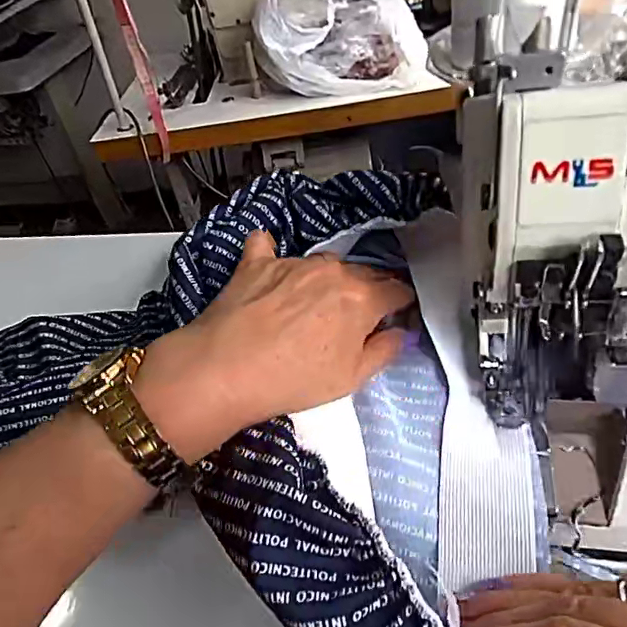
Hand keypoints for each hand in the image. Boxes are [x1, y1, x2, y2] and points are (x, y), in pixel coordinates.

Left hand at [131, 230, 414, 457]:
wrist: (225, 370)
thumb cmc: (294, 380)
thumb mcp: (352, 378)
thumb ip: (384, 351)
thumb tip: (398, 333)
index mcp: (362, 297)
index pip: (396, 291)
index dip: (401, 305)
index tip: (396, 317)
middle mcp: (332, 271)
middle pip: (365, 273)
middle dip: (370, 291)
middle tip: (359, 318)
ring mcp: (293, 262)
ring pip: (325, 265)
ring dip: (330, 280)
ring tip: (316, 306)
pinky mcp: (257, 262)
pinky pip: (270, 247)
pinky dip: (275, 256)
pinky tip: (272, 268)